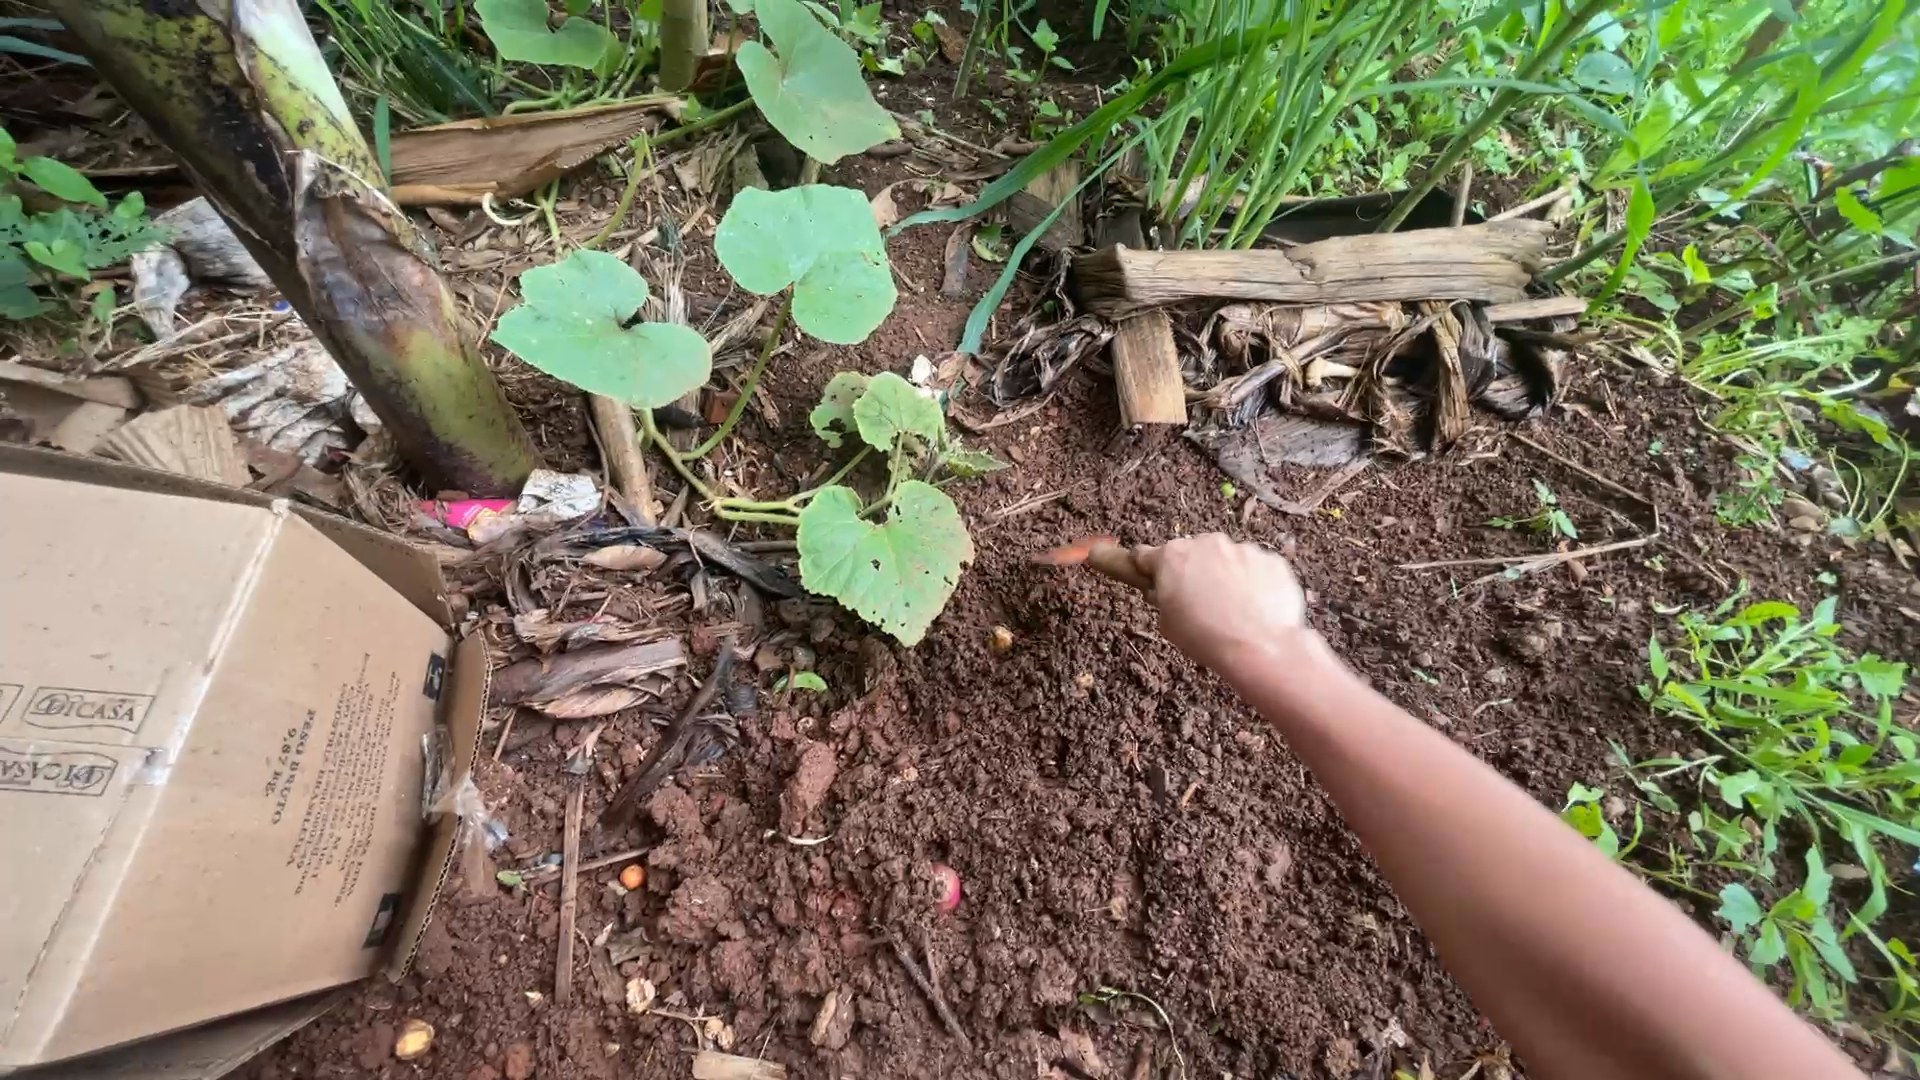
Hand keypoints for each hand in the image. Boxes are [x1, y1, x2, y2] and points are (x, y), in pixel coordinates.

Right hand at [1133, 534, 1309, 668]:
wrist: (1259, 647)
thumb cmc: (1205, 637)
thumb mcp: (1166, 623)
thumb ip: (1161, 599)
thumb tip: (1164, 592)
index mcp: (1171, 557)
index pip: (1146, 554)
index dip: (1148, 569)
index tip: (1152, 580)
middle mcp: (1205, 543)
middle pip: (1191, 552)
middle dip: (1192, 570)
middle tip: (1198, 600)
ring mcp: (1241, 548)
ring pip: (1226, 557)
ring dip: (1224, 574)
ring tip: (1233, 607)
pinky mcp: (1270, 559)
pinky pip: (1256, 566)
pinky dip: (1253, 580)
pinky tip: (1255, 606)